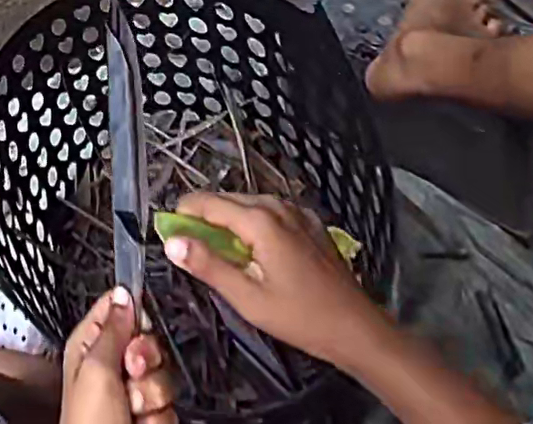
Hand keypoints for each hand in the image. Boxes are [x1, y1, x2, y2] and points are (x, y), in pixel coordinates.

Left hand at [61, 286, 176, 423]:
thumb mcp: (96, 368)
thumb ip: (113, 329)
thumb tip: (123, 292)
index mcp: (89, 345)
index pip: (118, 308)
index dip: (133, 315)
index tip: (136, 329)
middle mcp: (110, 366)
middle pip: (146, 342)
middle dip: (146, 360)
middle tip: (131, 376)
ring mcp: (131, 395)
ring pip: (161, 377)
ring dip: (152, 395)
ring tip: (133, 411)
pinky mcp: (150, 420)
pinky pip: (169, 407)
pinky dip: (159, 419)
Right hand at [163, 193, 383, 365]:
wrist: (361, 332)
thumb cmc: (302, 317)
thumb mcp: (249, 298)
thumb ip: (207, 266)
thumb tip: (172, 242)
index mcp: (258, 219)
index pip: (204, 202)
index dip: (182, 215)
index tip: (171, 235)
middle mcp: (274, 204)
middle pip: (224, 200)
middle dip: (205, 220)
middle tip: (197, 251)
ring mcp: (294, 210)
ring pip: (245, 204)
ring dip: (228, 222)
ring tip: (226, 254)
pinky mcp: (307, 220)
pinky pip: (267, 211)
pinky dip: (253, 224)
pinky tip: (259, 252)